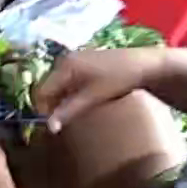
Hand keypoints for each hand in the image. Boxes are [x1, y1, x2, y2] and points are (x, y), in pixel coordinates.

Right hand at [32, 48, 167, 130]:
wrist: (145, 64)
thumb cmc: (119, 79)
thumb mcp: (92, 98)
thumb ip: (68, 111)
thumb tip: (49, 128)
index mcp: (65, 66)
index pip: (42, 92)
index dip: (44, 110)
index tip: (54, 126)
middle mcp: (65, 60)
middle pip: (48, 88)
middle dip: (52, 105)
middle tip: (63, 121)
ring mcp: (74, 60)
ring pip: (57, 86)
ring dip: (61, 101)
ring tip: (73, 112)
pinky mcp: (83, 62)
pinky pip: (67, 81)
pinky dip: (69, 93)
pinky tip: (81, 101)